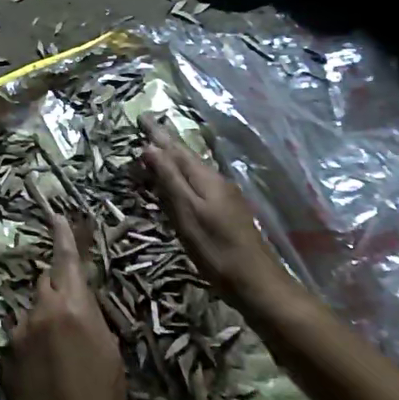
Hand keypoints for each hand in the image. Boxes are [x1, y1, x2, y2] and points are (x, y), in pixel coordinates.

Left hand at [3, 210, 125, 399]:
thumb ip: (91, 318)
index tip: (57, 215)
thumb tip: (80, 304)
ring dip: (46, 321)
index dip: (64, 236)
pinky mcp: (4, 353)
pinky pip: (22, 336)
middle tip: (73, 309)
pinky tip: (46, 372)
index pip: (65, 260)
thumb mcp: (110, 353)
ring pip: (33, 312)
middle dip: (58, 288)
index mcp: (70, 306)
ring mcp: (17, 331)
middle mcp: (38, 310)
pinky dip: (33, 344)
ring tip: (62, 355)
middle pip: (46, 283)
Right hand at [139, 115, 287, 302]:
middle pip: (184, 157)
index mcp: (206, 178)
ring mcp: (222, 197)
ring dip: (170, 159)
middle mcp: (216, 181)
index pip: (175, 149)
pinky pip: (196, 184)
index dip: (157, 134)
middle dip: (163, 143)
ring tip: (153, 151)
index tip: (141, 116)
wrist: (256, 283)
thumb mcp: (187, 213)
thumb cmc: (216, 249)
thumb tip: (150, 147)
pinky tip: (173, 182)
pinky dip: (179, 177)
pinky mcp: (224, 212)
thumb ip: (169, 180)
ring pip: (190, 170)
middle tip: (145, 127)